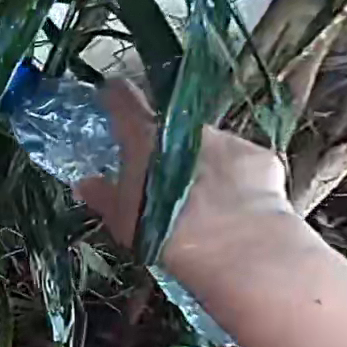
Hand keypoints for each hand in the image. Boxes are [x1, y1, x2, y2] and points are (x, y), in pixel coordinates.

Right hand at [74, 79, 296, 251]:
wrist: (236, 250)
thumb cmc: (165, 233)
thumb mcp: (124, 221)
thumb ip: (104, 197)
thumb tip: (85, 183)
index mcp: (145, 139)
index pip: (124, 100)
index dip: (115, 97)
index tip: (111, 97)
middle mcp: (185, 129)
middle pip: (169, 130)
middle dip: (164, 148)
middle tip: (161, 180)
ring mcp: (227, 140)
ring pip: (206, 145)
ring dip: (201, 163)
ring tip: (202, 199)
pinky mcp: (260, 157)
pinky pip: (241, 162)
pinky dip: (236, 177)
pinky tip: (236, 204)